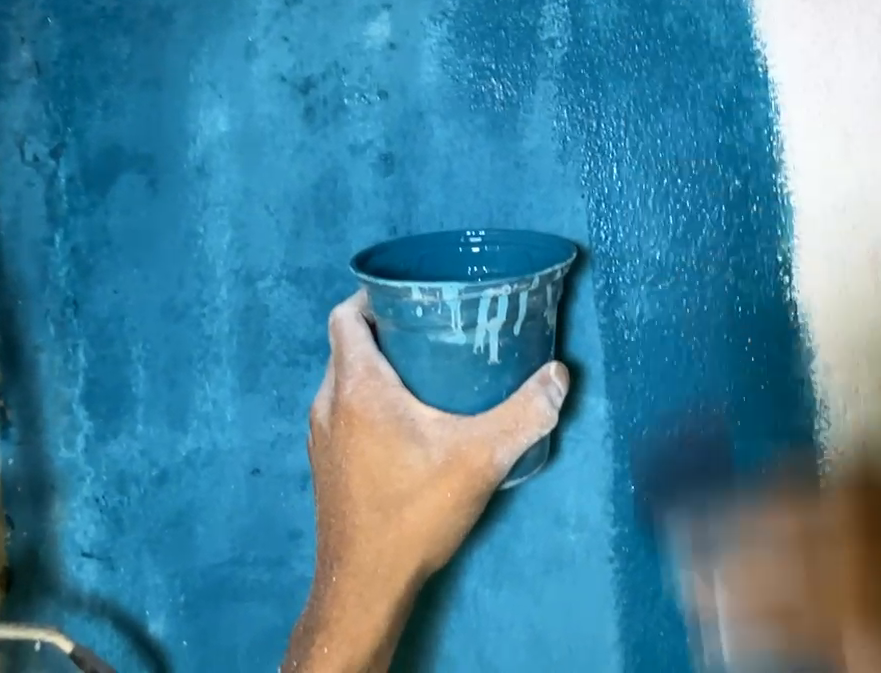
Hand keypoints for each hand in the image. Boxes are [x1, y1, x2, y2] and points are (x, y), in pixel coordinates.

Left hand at [284, 290, 569, 671]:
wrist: (364, 587)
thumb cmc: (415, 511)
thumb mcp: (481, 458)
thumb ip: (525, 413)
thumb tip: (559, 374)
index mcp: (356, 385)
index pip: (345, 316)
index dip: (372, 294)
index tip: (414, 293)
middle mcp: (328, 401)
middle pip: (346, 342)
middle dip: (384, 326)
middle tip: (433, 326)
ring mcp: (320, 435)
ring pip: (343, 376)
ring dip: (375, 363)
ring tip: (426, 366)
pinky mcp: (325, 462)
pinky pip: (341, 407)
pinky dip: (367, 395)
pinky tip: (407, 418)